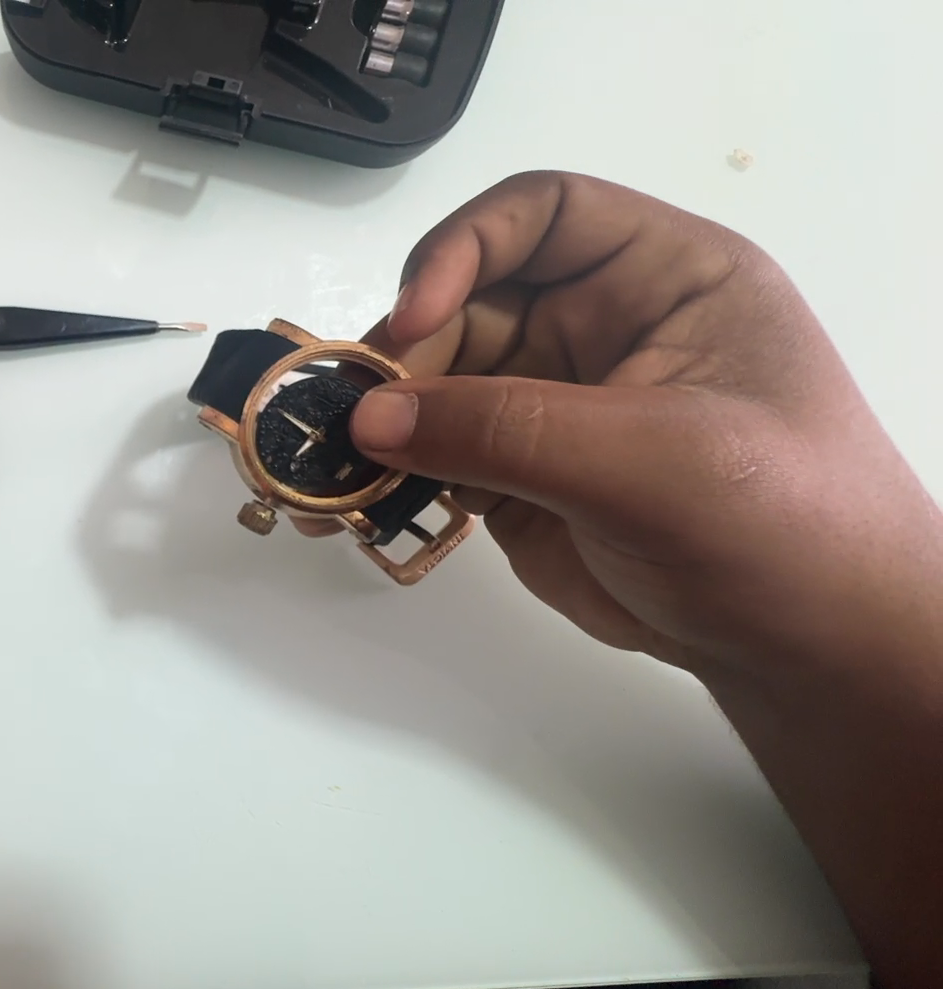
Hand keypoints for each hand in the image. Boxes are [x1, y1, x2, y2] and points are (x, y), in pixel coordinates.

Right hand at [343, 172, 941, 682]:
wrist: (791, 643)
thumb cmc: (776, 529)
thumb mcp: (654, 462)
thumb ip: (505, 431)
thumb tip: (366, 419)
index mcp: (654, 283)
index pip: (538, 216)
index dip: (461, 250)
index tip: (413, 321)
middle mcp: (583, 330)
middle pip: (453, 311)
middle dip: (396, 365)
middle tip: (352, 427)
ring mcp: (535, 404)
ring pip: (420, 387)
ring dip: (367, 428)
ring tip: (325, 476)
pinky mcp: (499, 470)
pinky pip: (417, 455)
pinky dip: (373, 478)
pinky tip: (340, 507)